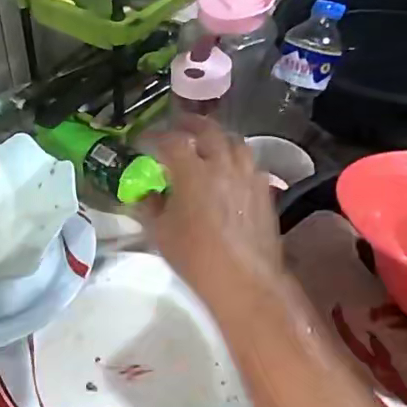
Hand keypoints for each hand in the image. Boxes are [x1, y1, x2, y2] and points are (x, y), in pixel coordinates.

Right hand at [143, 117, 286, 299]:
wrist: (245, 282)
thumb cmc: (196, 258)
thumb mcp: (161, 233)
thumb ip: (149, 206)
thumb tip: (142, 194)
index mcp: (193, 171)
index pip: (170, 140)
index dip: (154, 136)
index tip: (143, 140)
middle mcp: (223, 165)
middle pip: (208, 130)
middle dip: (190, 124)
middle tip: (177, 127)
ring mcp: (248, 176)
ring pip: (235, 143)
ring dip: (217, 138)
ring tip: (206, 144)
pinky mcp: (264, 191)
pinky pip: (250, 164)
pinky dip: (236, 160)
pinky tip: (230, 171)